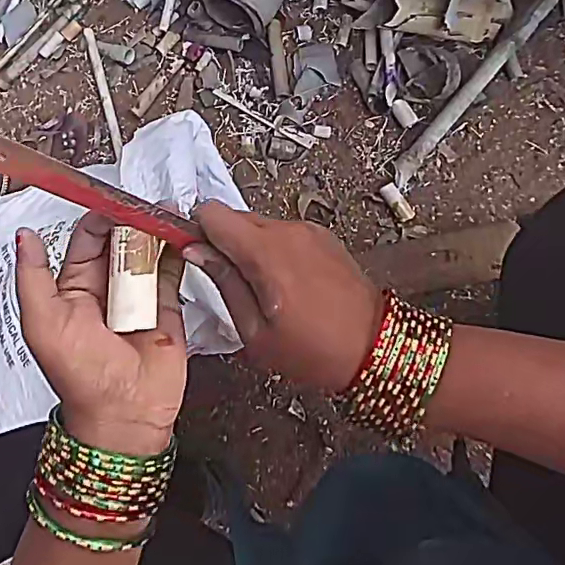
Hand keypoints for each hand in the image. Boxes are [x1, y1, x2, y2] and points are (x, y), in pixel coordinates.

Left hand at [16, 213, 186, 455]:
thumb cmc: (78, 375)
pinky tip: (183, 234)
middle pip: (123, 238)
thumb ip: (33, 277)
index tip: (116, 202)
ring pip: (149, 249)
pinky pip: (173, 269)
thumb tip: (24, 236)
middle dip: (134, 218)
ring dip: (159, 230)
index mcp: (74, 286)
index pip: (88, 238)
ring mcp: (139, 292)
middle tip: (149, 205)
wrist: (125, 413)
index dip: (102, 217)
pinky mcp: (168, 303)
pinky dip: (179, 250)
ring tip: (169, 213)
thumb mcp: (43, 323)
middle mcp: (107, 285)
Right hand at [184, 202, 381, 393]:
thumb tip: (196, 251)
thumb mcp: (255, 331)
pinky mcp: (323, 236)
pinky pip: (284, 234)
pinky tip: (283, 284)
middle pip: (235, 217)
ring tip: (260, 289)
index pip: (213, 214)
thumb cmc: (314, 350)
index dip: (195, 228)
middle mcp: (288, 231)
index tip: (189, 247)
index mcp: (267, 253)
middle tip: (223, 279)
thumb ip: (224, 282)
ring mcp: (309, 231)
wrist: (375, 347)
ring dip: (249, 248)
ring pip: (260, 226)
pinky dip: (274, 250)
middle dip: (222, 242)